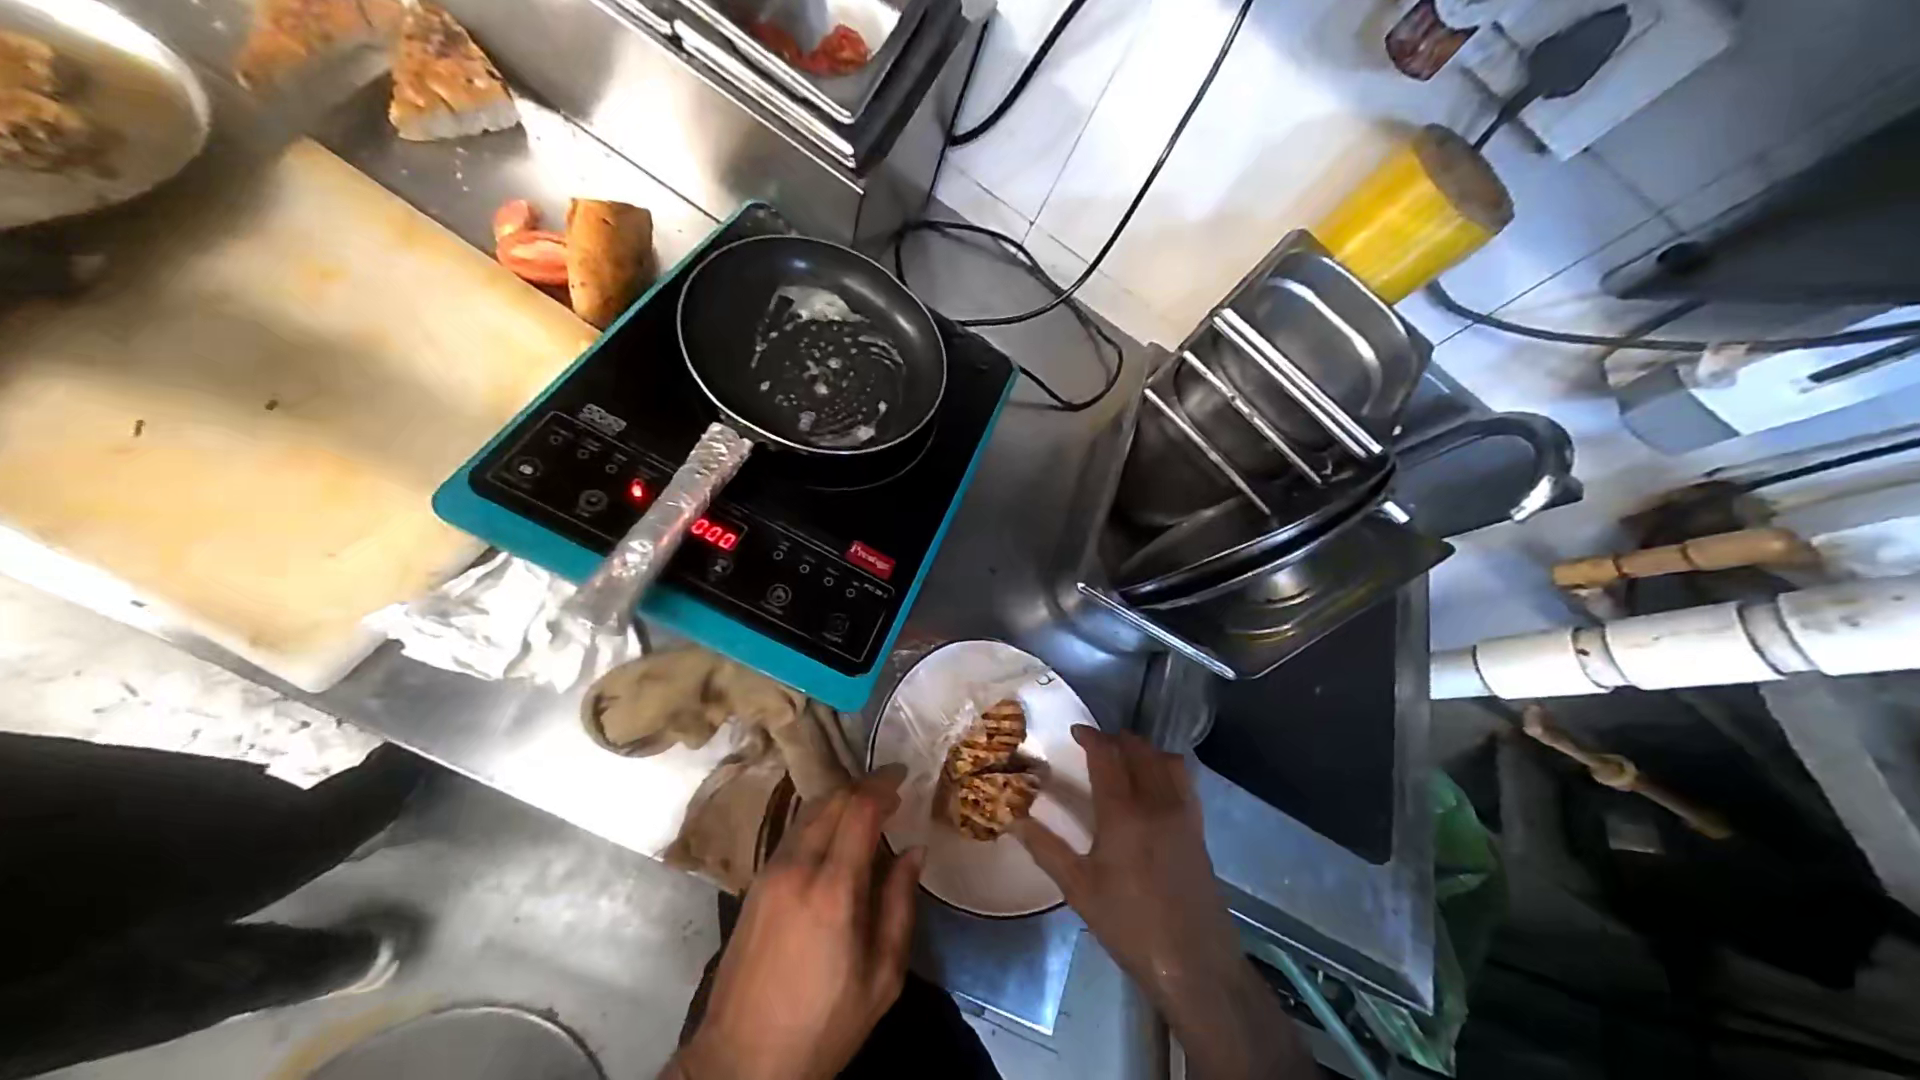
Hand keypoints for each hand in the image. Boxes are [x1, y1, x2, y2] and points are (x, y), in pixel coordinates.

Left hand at [670, 765, 924, 1079]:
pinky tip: (835, 838)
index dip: (883, 785)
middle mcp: (797, 868)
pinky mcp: (754, 884)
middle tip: (891, 791)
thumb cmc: (822, 1024)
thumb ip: (899, 905)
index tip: (904, 775)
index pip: (859, 810)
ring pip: (808, 813)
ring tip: (867, 811)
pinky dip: (819, 821)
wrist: (740, 1061)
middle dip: (863, 787)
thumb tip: (914, 851)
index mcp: (833, 890)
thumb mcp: (882, 977)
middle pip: (831, 801)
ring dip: (839, 802)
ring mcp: (769, 873)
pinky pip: (793, 834)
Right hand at [1015, 727, 1242, 1011]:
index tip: (1075, 731)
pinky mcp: (1198, 829)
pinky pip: (1184, 781)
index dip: (1091, 737)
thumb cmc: (1129, 924)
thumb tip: (1013, 820)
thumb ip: (1045, 848)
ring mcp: (1183, 814)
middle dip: (1116, 739)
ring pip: (1166, 760)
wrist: (1193, 962)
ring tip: (1124, 757)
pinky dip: (1166, 767)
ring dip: (1143, 749)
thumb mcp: (1078, 889)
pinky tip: (1153, 784)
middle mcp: (1156, 802)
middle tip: (1094, 745)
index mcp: (1123, 813)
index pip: (1107, 756)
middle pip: (1139, 750)